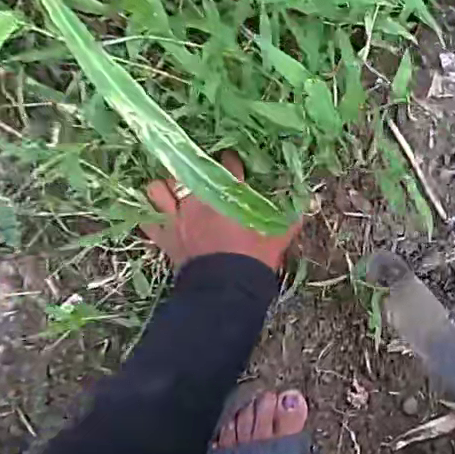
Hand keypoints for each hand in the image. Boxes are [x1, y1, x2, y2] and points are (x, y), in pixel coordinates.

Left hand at [140, 152, 301, 271]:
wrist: (227, 290)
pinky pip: (148, 220)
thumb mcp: (277, 239)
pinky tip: (158, 215)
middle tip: (201, 177)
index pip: (227, 166)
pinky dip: (151, 216)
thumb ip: (288, 220)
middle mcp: (198, 200)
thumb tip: (306, 205)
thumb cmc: (253, 261)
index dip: (230, 163)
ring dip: (164, 188)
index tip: (233, 163)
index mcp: (227, 195)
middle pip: (187, 170)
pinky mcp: (164, 238)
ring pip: (158, 189)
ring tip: (172, 191)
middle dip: (193, 171)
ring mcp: (177, 218)